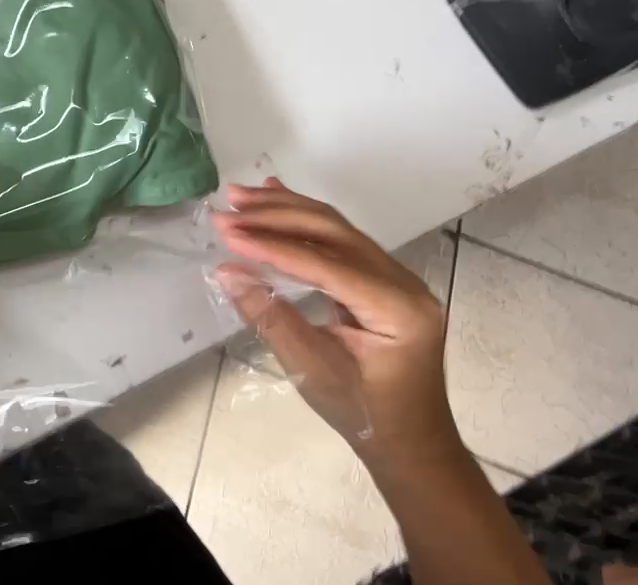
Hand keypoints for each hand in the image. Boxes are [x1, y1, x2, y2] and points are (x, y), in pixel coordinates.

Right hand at [211, 179, 458, 468]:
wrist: (411, 442)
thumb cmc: (364, 413)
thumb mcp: (311, 371)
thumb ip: (270, 317)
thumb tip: (226, 271)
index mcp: (398, 309)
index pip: (325, 263)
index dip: (272, 246)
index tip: (226, 233)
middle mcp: (404, 283)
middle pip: (333, 233)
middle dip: (276, 217)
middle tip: (226, 209)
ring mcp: (396, 278)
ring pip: (335, 228)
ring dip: (285, 209)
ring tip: (239, 196)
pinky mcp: (382, 280)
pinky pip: (340, 240)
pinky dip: (303, 220)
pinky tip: (276, 195)